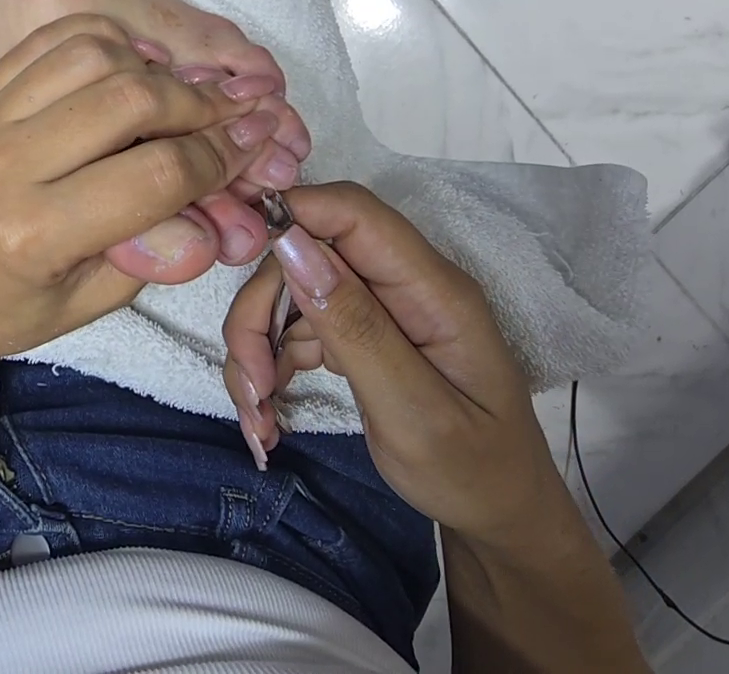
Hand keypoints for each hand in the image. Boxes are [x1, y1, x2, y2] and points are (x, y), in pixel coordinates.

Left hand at [0, 14, 281, 377]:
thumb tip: (224, 195)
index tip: (251, 146)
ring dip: (150, 67)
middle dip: (198, 105)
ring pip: (92, 54)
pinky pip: (48, 40)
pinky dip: (100, 41)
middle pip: (131, 100)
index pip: (157, 174)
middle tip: (226, 116)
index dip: (220, 157)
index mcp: (33, 234)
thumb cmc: (4, 310)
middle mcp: (4, 166)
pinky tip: (125, 65)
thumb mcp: (88, 303)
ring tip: (173, 94)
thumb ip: (159, 249)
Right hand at [220, 183, 565, 543]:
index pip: (353, 212)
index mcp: (431, 289)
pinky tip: (267, 414)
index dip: (289, 216)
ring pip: (286, 293)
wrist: (496, 516)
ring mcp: (374, 306)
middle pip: (303, 256)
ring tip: (259, 416)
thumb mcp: (414, 412)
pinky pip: (291, 327)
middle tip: (252, 385)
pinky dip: (268, 365)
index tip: (231, 261)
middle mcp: (399, 284)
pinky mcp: (354, 330)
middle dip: (259, 313)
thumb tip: (292, 245)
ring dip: (256, 347)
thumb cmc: (472, 472)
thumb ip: (355, 326)